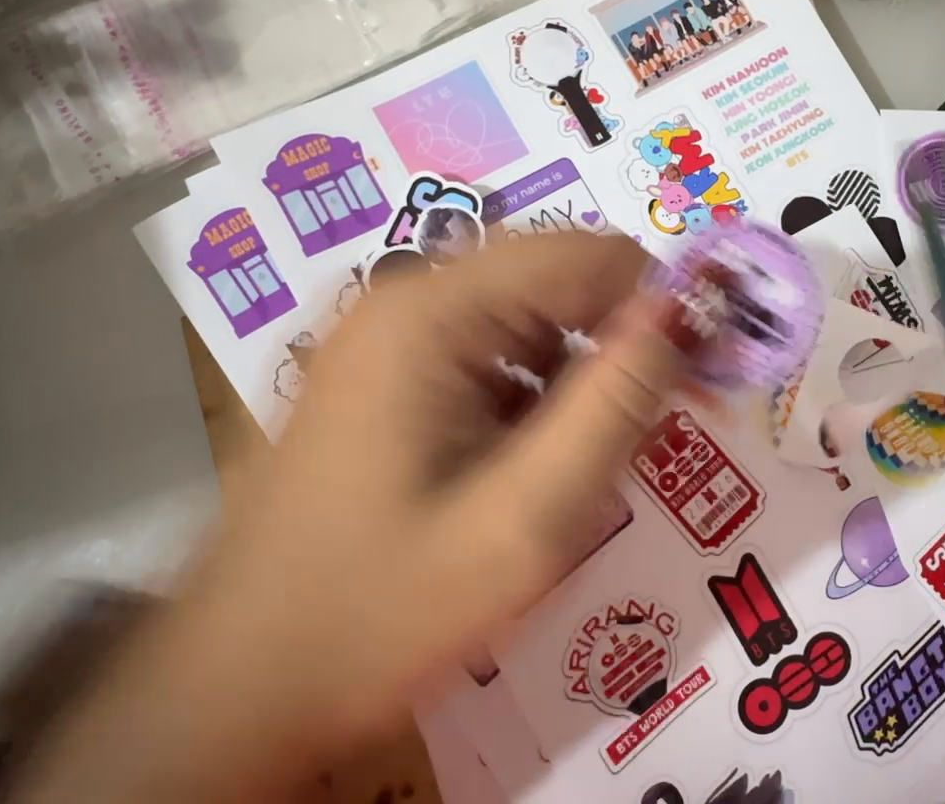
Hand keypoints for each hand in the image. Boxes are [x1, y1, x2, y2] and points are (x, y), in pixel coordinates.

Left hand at [13, 233, 710, 803]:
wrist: (236, 688)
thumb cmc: (380, 609)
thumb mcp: (525, 518)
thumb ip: (613, 405)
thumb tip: (681, 313)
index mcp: (433, 312)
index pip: (589, 256)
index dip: (660, 306)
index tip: (709, 379)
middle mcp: (406, 299)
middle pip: (557, 281)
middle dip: (621, 343)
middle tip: (657, 431)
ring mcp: (388, 336)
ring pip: (529, 320)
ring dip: (579, 377)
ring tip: (588, 465)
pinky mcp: (384, 375)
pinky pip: (490, 355)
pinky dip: (534, 395)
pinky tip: (530, 466)